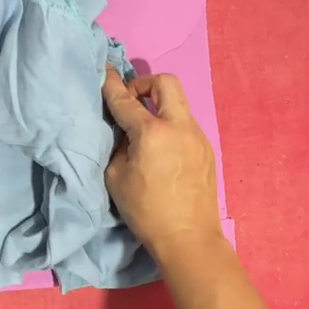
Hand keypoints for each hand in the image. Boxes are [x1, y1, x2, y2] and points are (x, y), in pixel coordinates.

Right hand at [102, 67, 224, 259]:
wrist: (188, 237)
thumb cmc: (145, 210)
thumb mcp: (116, 177)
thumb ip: (118, 146)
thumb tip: (125, 133)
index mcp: (151, 133)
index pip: (125, 100)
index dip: (111, 84)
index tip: (103, 71)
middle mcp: (178, 126)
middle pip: (165, 82)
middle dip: (144, 84)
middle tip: (131, 102)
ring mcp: (197, 136)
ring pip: (178, 103)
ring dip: (158, 106)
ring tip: (144, 131)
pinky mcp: (205, 148)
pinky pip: (184, 125)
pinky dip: (169, 126)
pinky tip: (161, 152)